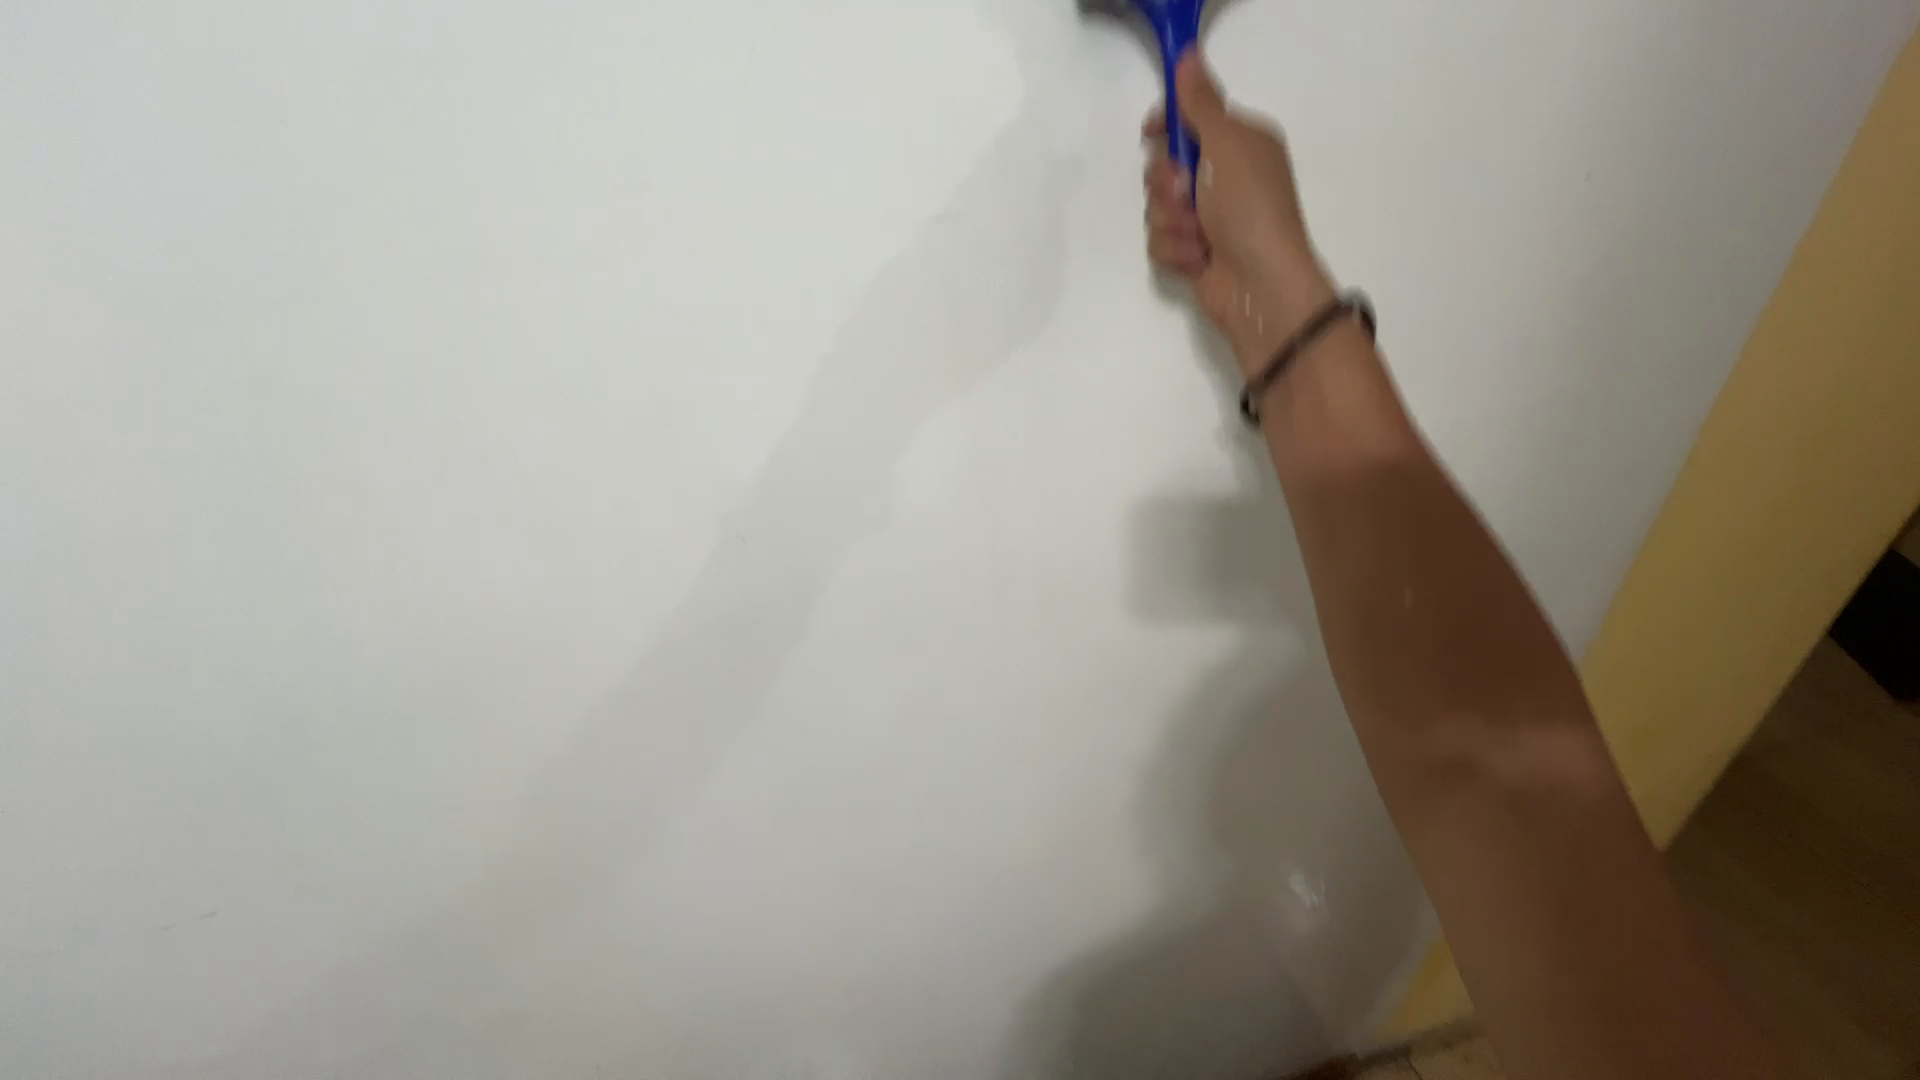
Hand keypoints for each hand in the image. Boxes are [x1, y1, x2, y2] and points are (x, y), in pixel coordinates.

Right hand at [1145, 50, 1334, 375]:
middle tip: (1185, 195)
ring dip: (1171, 223)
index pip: (1190, 121)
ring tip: (1197, 236)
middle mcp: (1222, 179)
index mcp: (1239, 145)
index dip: (1167, 127)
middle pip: (1163, 168)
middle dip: (1166, 186)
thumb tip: (1188, 57)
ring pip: (1157, 210)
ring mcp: (1206, 219)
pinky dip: (1175, 251)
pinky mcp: (1192, 253)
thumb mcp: (1228, 145)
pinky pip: (1160, 243)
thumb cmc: (1250, 208)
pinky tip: (1196, 260)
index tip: (1152, 134)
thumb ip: (1201, 104)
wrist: (1258, 283)